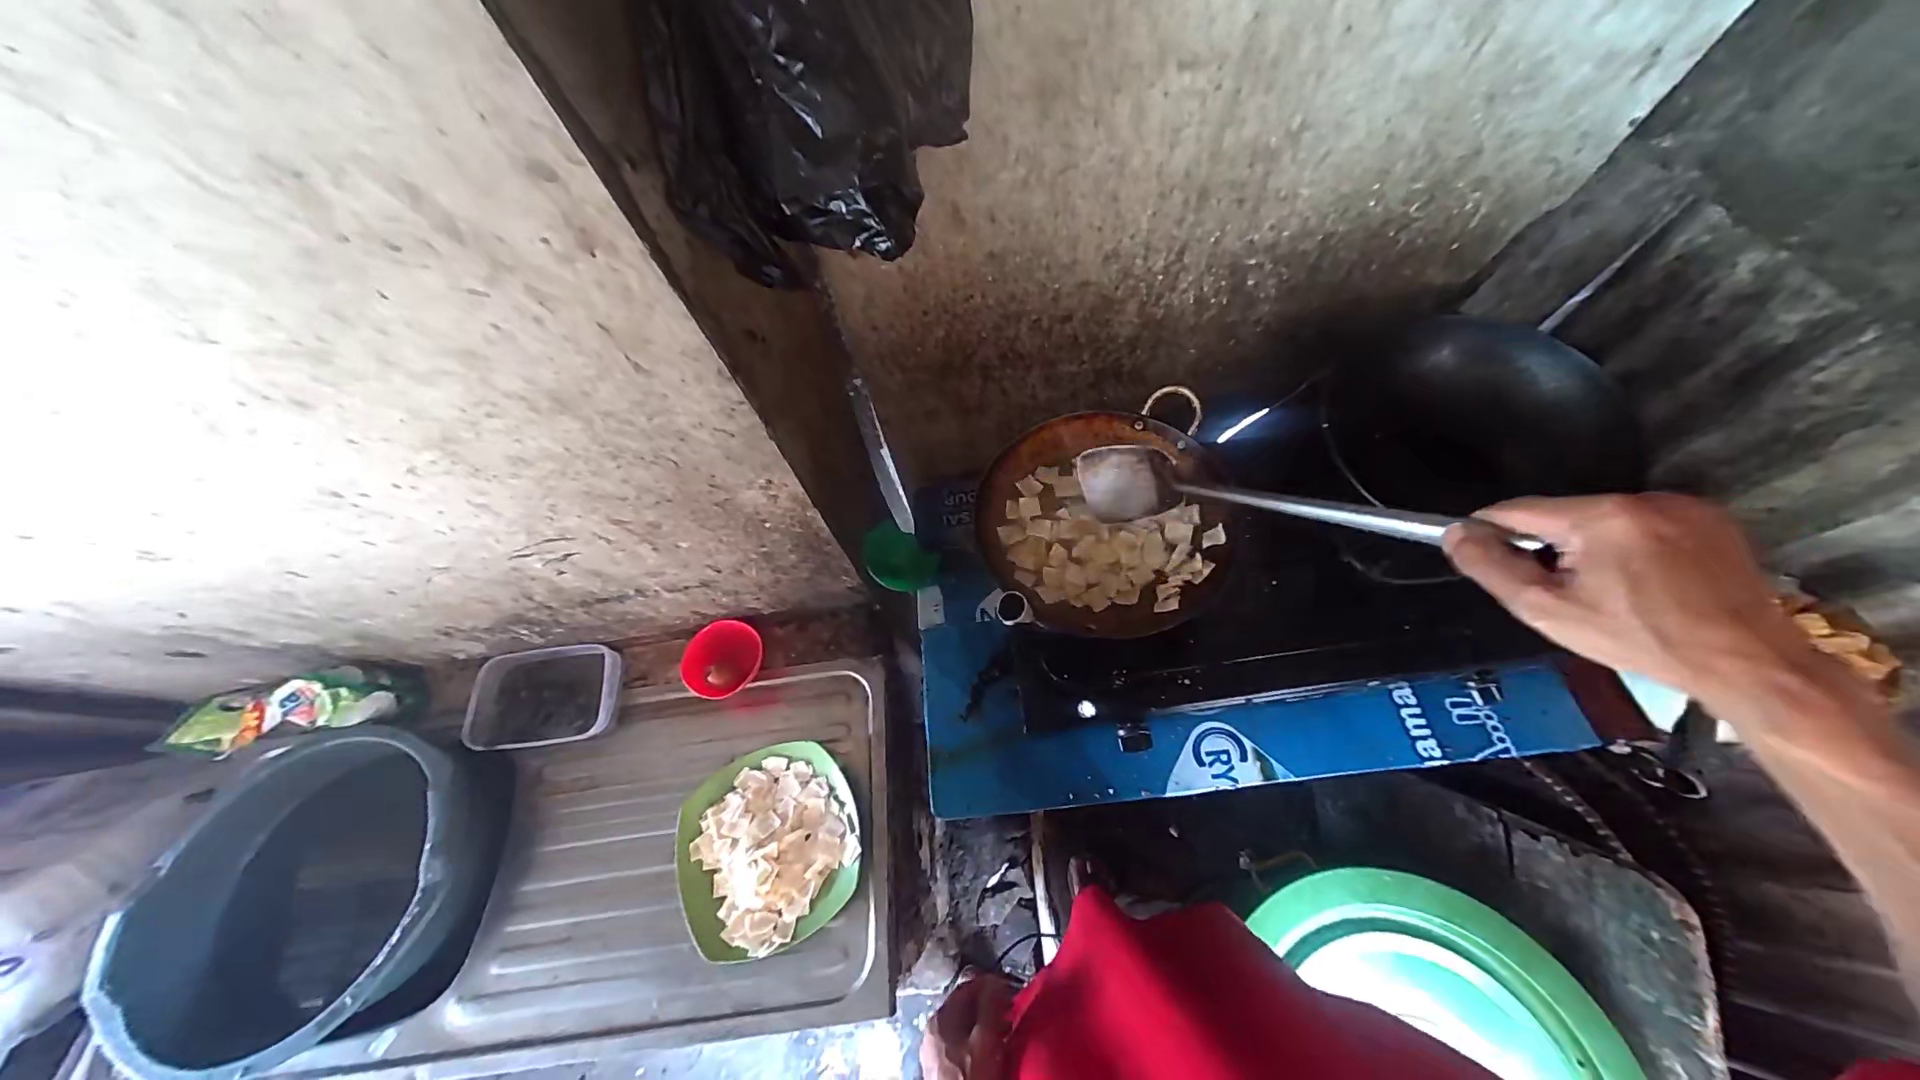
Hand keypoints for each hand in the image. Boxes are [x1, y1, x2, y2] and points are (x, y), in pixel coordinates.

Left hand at [920, 974, 1011, 1079]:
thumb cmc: (972, 1078)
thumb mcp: (986, 1039)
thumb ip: (990, 1005)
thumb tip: (995, 981)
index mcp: (939, 1019)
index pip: (966, 988)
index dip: (990, 985)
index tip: (1011, 989)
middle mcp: (933, 1032)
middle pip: (964, 1008)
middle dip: (988, 1006)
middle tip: (1011, 1011)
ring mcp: (935, 1055)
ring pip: (964, 1028)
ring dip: (985, 1026)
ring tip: (1006, 1031)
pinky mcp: (941, 1074)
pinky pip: (962, 1048)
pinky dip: (978, 1044)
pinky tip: (992, 1053)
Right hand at [1441, 494, 1816, 700]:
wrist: (1745, 663)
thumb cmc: (1636, 638)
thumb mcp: (1544, 609)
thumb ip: (1490, 566)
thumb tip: (1456, 532)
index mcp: (1600, 516)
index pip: (1515, 510)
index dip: (1488, 532)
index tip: (1482, 557)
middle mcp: (1643, 499)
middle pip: (1559, 515)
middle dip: (1545, 546)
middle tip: (1554, 590)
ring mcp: (1683, 506)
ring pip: (1599, 520)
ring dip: (1585, 545)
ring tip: (1601, 589)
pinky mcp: (1711, 520)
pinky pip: (1640, 524)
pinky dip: (1626, 546)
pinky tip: (1639, 581)